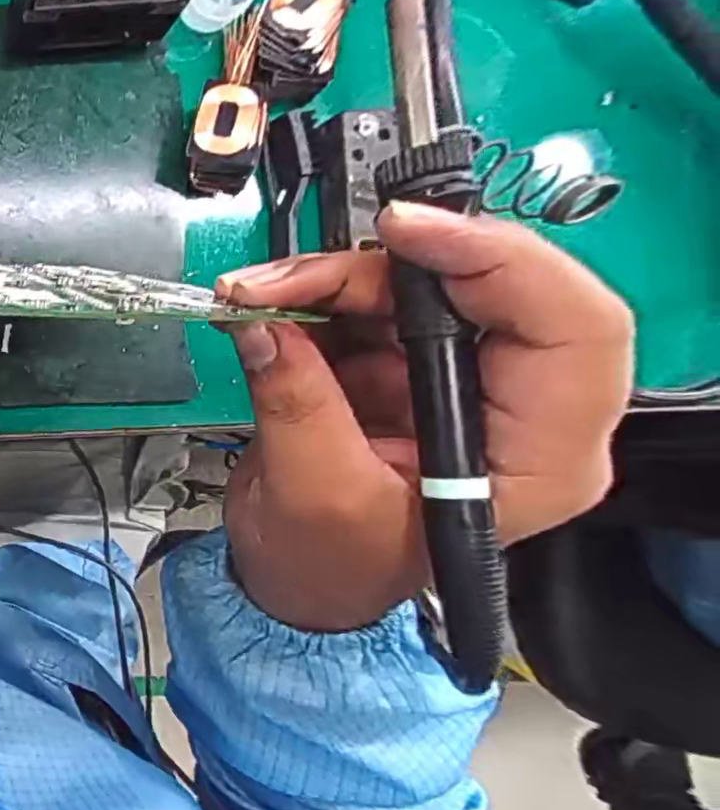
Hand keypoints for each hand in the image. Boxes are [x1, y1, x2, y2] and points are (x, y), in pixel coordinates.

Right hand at [213, 202, 634, 630]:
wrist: (294, 578)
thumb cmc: (327, 562)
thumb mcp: (314, 492)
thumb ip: (296, 407)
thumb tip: (261, 328)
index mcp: (536, 451)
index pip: (566, 328)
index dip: (498, 263)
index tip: (404, 231)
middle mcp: (505, 403)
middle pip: (464, 298)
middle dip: (361, 276)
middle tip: (267, 283)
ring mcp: (441, 384)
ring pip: (400, 296)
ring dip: (317, 286)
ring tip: (244, 297)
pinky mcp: (385, 375)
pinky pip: (351, 316)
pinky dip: (297, 306)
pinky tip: (253, 313)